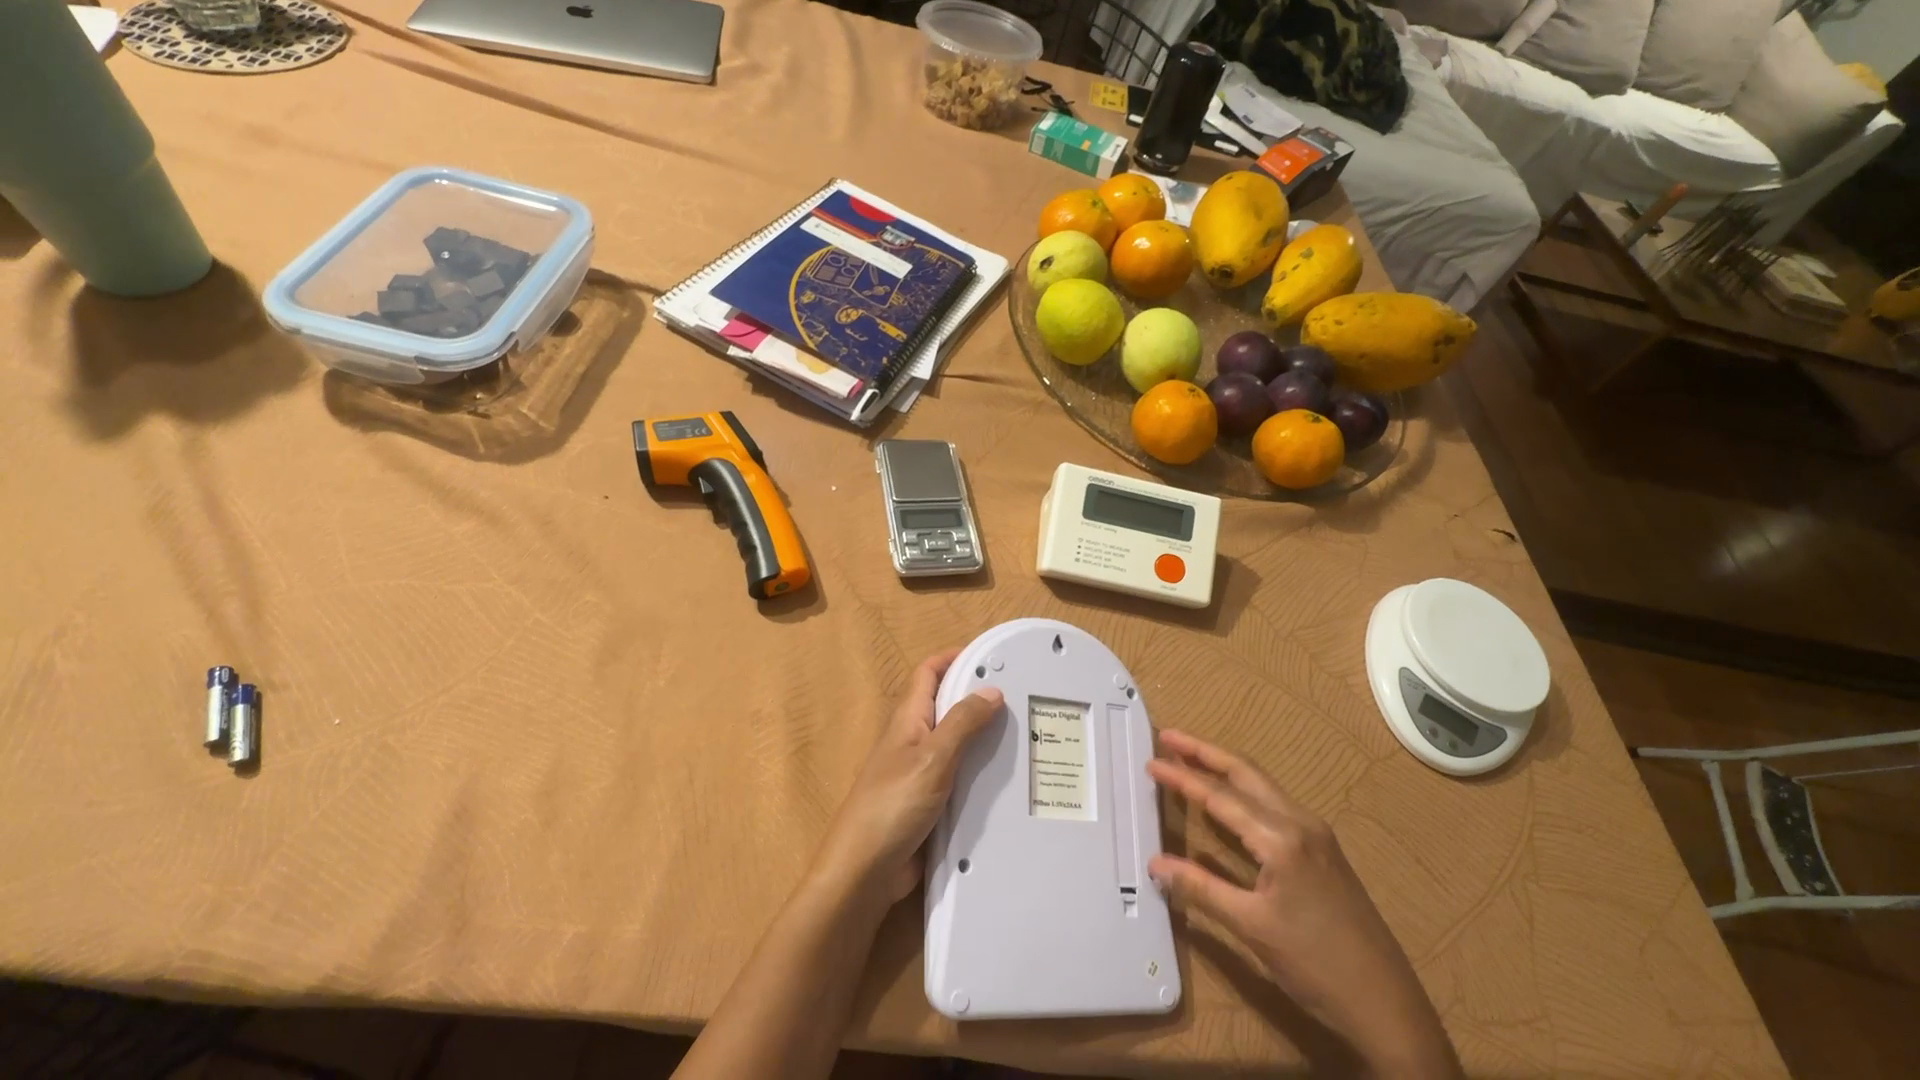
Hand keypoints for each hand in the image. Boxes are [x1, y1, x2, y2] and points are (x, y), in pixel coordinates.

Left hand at [814, 649, 1004, 905]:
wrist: (865, 872)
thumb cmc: (892, 806)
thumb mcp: (932, 758)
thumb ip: (962, 724)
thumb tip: (992, 691)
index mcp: (908, 721)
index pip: (929, 673)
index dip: (955, 658)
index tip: (992, 655)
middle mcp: (914, 742)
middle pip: (947, 707)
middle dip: (979, 697)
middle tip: (1024, 696)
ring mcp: (921, 775)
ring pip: (958, 746)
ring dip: (985, 739)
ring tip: (1028, 736)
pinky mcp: (931, 806)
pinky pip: (961, 780)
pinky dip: (982, 775)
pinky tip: (1012, 783)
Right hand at [1147, 730, 1460, 1079]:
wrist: (1383, 1000)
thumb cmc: (1314, 962)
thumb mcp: (1250, 926)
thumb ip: (1201, 889)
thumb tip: (1155, 864)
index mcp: (1282, 838)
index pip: (1221, 797)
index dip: (1183, 777)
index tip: (1151, 761)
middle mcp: (1301, 824)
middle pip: (1246, 774)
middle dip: (1206, 753)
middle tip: (1168, 738)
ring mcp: (1316, 835)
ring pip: (1262, 787)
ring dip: (1225, 770)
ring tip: (1190, 758)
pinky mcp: (1322, 850)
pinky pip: (1274, 806)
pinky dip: (1243, 793)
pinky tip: (1228, 801)